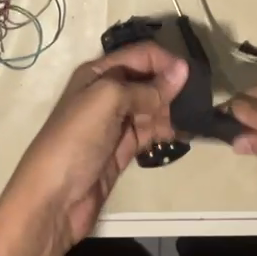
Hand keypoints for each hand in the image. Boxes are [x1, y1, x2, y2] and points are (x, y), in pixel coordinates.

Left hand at [0, 42, 187, 248]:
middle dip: (174, 85)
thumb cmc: (76, 140)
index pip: (140, 55)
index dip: (166, 61)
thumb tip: (183, 69)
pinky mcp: (124, 148)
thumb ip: (146, 88)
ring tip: (201, 115)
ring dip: (175, 108)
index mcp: (98, 73)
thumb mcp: (108, 101)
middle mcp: (108, 93)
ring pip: (153, 106)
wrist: (53, 200)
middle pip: (149, 79)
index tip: (193, 76)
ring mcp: (116, 122)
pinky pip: (152, 131)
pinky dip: (170, 129)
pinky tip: (189, 131)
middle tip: (203, 98)